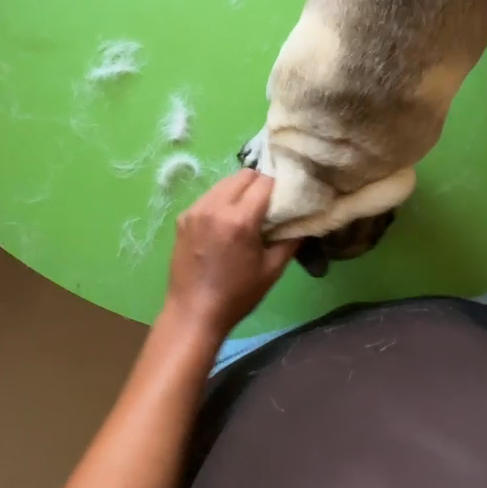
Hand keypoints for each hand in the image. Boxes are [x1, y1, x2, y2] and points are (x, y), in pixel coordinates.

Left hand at [163, 170, 297, 337]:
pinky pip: (208, 196)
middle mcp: (216, 206)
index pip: (265, 182)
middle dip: (260, 182)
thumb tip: (303, 221)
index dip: (279, 186)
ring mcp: (196, 210)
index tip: (285, 196)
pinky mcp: (183, 217)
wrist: (193, 313)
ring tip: (247, 209)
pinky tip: (225, 220)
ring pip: (224, 182)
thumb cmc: (237, 295)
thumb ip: (290, 240)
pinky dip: (221, 200)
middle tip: (268, 202)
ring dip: (239, 188)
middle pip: (244, 174)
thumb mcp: (272, 270)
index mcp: (240, 219)